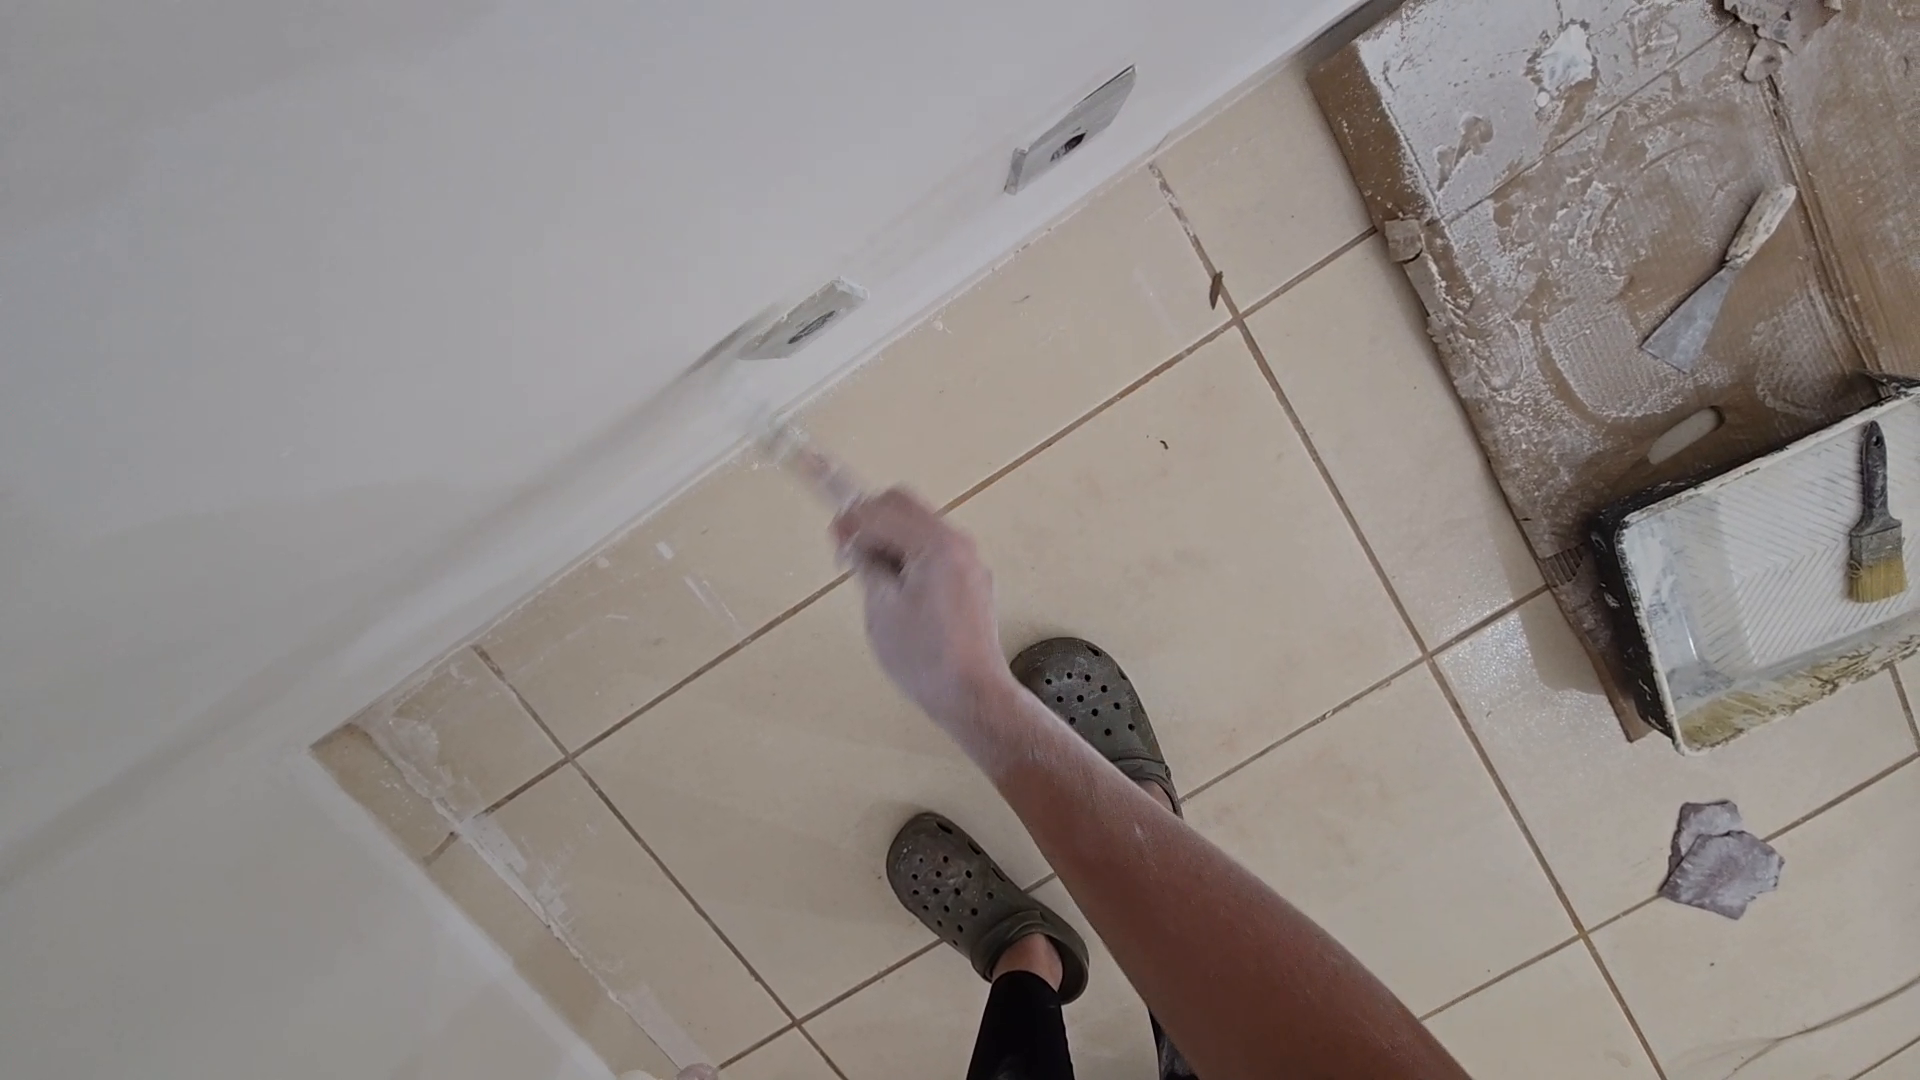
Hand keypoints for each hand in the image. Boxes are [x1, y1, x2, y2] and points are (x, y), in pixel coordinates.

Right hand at [831, 488, 1014, 736]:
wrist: (971, 694)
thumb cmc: (922, 655)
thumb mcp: (881, 607)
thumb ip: (867, 563)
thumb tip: (855, 539)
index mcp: (936, 545)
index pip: (886, 507)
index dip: (853, 518)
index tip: (834, 540)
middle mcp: (958, 543)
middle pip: (906, 506)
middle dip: (871, 520)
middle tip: (848, 551)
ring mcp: (969, 560)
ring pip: (920, 526)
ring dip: (889, 537)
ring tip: (868, 574)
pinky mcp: (971, 579)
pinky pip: (935, 550)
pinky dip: (909, 553)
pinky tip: (895, 587)